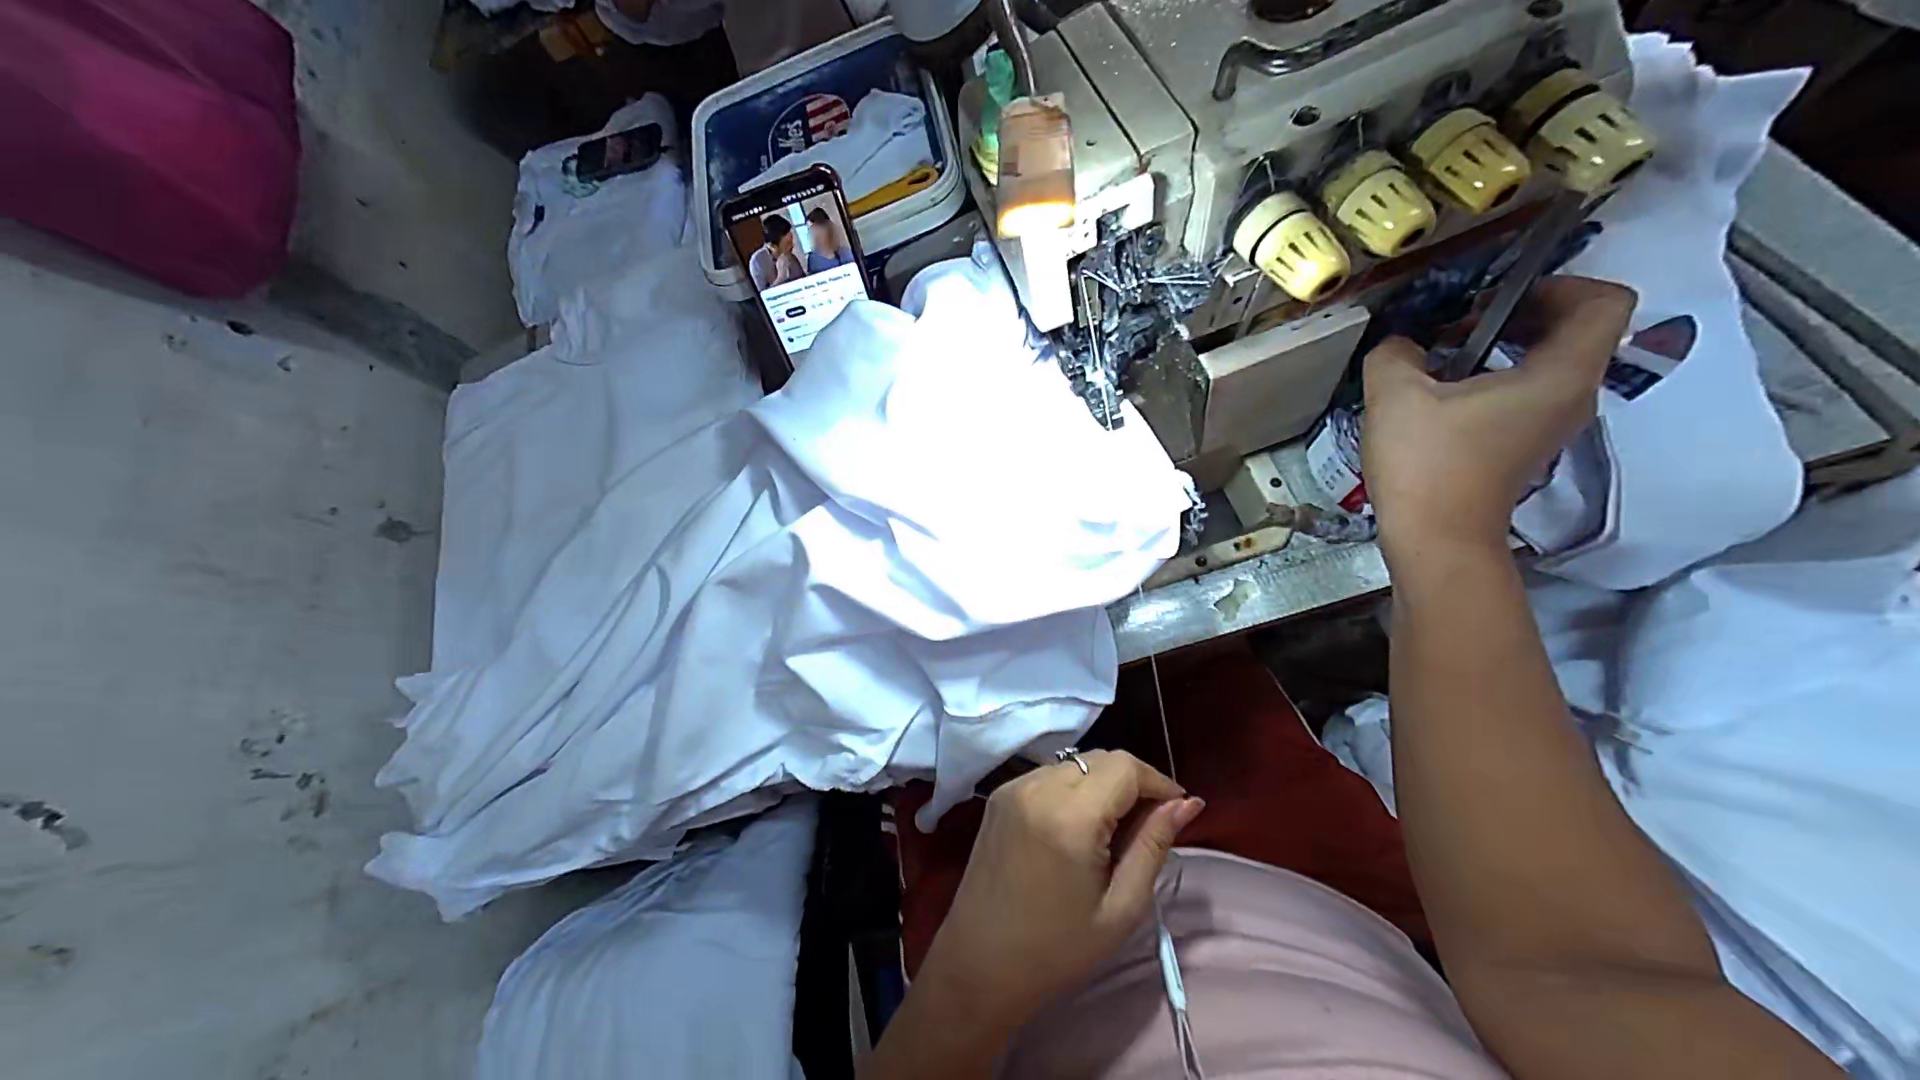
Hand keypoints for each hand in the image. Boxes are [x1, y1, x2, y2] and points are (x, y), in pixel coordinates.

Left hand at [917, 750, 1204, 1037]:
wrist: (981, 961)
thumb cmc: (1058, 948)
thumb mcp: (1121, 906)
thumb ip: (1154, 845)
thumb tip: (1187, 804)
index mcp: (1069, 815)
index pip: (1126, 767)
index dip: (1159, 782)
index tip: (1178, 811)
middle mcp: (1038, 787)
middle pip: (1101, 759)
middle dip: (1134, 782)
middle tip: (1148, 826)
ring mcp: (1014, 786)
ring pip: (1076, 763)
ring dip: (1104, 784)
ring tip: (1114, 831)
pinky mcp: (1000, 794)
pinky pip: (1051, 774)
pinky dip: (1075, 788)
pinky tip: (1080, 827)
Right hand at [1362, 275, 1634, 561]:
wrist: (1435, 539)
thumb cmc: (1426, 464)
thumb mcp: (1394, 395)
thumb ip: (1395, 353)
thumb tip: (1403, 346)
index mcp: (1561, 374)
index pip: (1604, 300)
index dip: (1556, 284)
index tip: (1496, 298)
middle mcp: (1573, 395)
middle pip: (1575, 329)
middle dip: (1520, 312)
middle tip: (1460, 321)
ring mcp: (1552, 424)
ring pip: (1549, 361)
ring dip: (1502, 345)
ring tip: (1444, 355)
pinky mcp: (1526, 444)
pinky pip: (1528, 390)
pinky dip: (1494, 376)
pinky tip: (1443, 391)